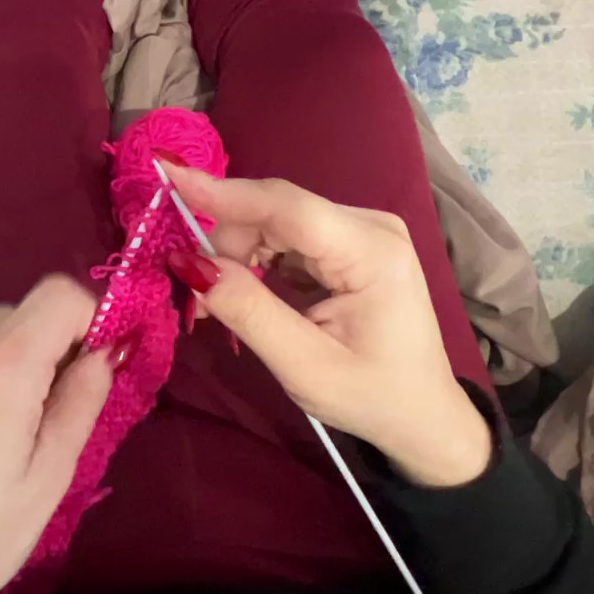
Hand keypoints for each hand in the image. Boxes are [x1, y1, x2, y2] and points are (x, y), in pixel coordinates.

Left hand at [0, 276, 117, 593]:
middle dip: (47, 347)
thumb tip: (105, 350)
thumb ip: (82, 402)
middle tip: (44, 411)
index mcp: (0, 369)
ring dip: (6, 357)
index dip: (89, 317)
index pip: (59, 294)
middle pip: (22, 312)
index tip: (95, 360)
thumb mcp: (48, 482)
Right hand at [163, 166, 492, 488]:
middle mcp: (370, 225)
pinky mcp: (348, 242)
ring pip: (273, 222)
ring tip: (220, 307)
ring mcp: (361, 230)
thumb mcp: (304, 366)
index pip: (286, 206)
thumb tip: (188, 263)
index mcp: (372, 252)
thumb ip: (247, 310)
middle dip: (227, 248)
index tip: (170, 176)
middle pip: (274, 213)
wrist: (423, 417)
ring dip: (238, 257)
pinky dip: (256, 262)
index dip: (224, 192)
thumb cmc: (371, 397)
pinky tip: (247, 294)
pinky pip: (285, 236)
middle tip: (200, 304)